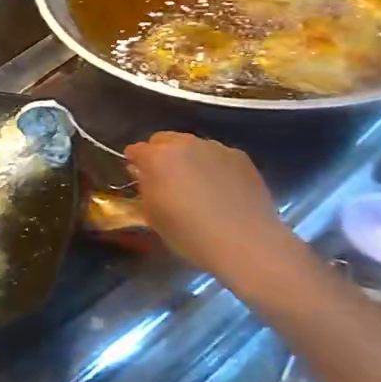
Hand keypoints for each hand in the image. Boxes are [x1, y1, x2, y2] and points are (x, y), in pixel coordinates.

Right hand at [124, 132, 297, 281]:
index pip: (137, 149)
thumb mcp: (155, 218)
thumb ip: (145, 188)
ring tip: (197, 185)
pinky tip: (222, 189)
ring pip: (192, 145)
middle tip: (165, 179)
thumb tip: (142, 172)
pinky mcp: (239, 155)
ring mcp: (215, 146)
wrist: (246, 242)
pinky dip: (213, 165)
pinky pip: (217, 155)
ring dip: (188, 158)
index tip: (137, 174)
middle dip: (159, 154)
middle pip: (164, 139)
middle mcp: (186, 143)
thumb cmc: (192, 236)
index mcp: (159, 158)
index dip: (135, 161)